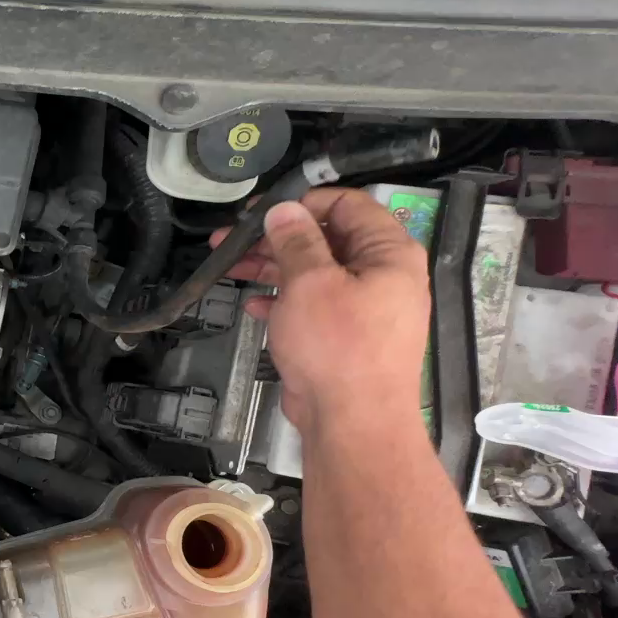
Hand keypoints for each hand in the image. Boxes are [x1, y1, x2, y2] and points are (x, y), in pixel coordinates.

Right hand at [213, 189, 427, 433]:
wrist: (351, 415)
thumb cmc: (339, 348)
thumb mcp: (310, 283)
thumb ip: (296, 242)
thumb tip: (283, 211)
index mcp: (388, 254)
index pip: (350, 206)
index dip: (303, 202)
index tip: (262, 210)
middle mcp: (380, 275)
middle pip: (325, 239)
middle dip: (276, 236)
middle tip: (232, 238)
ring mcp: (362, 305)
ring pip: (311, 271)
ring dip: (270, 266)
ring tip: (229, 267)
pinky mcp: (341, 332)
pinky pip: (309, 303)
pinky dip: (280, 299)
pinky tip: (254, 304)